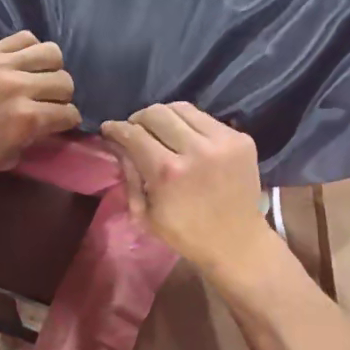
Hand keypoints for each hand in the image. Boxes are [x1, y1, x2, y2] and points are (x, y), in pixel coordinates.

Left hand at [0, 31, 80, 179]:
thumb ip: (26, 144)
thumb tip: (40, 132)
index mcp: (26, 120)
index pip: (68, 113)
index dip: (68, 121)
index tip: (61, 123)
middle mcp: (20, 88)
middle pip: (64, 82)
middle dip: (62, 96)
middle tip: (48, 102)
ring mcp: (3, 65)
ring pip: (51, 53)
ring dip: (51, 68)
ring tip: (39, 77)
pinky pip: (23, 38)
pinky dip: (30, 48)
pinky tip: (21, 62)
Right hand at [100, 102, 273, 272]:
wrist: (236, 241)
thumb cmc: (185, 234)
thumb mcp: (144, 214)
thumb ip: (129, 176)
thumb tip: (119, 146)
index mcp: (167, 172)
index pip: (133, 133)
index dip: (116, 128)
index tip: (109, 129)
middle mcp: (195, 149)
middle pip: (156, 113)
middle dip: (138, 119)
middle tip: (135, 130)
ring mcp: (222, 140)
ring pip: (181, 108)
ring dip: (164, 116)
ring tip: (160, 130)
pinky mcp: (241, 138)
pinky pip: (206, 118)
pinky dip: (189, 125)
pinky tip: (187, 139)